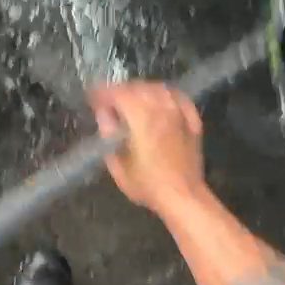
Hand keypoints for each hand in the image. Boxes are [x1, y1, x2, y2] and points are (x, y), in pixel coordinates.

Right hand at [90, 82, 207, 215]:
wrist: (183, 196)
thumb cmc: (147, 185)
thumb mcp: (118, 166)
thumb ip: (109, 137)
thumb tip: (104, 116)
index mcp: (141, 120)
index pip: (119, 94)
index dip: (103, 92)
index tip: (92, 97)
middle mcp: (161, 111)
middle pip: (138, 87)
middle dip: (120, 91)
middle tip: (109, 102)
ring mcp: (179, 114)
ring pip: (158, 89)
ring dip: (141, 90)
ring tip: (131, 100)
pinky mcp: (192, 121)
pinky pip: (178, 97)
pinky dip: (165, 94)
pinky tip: (159, 100)